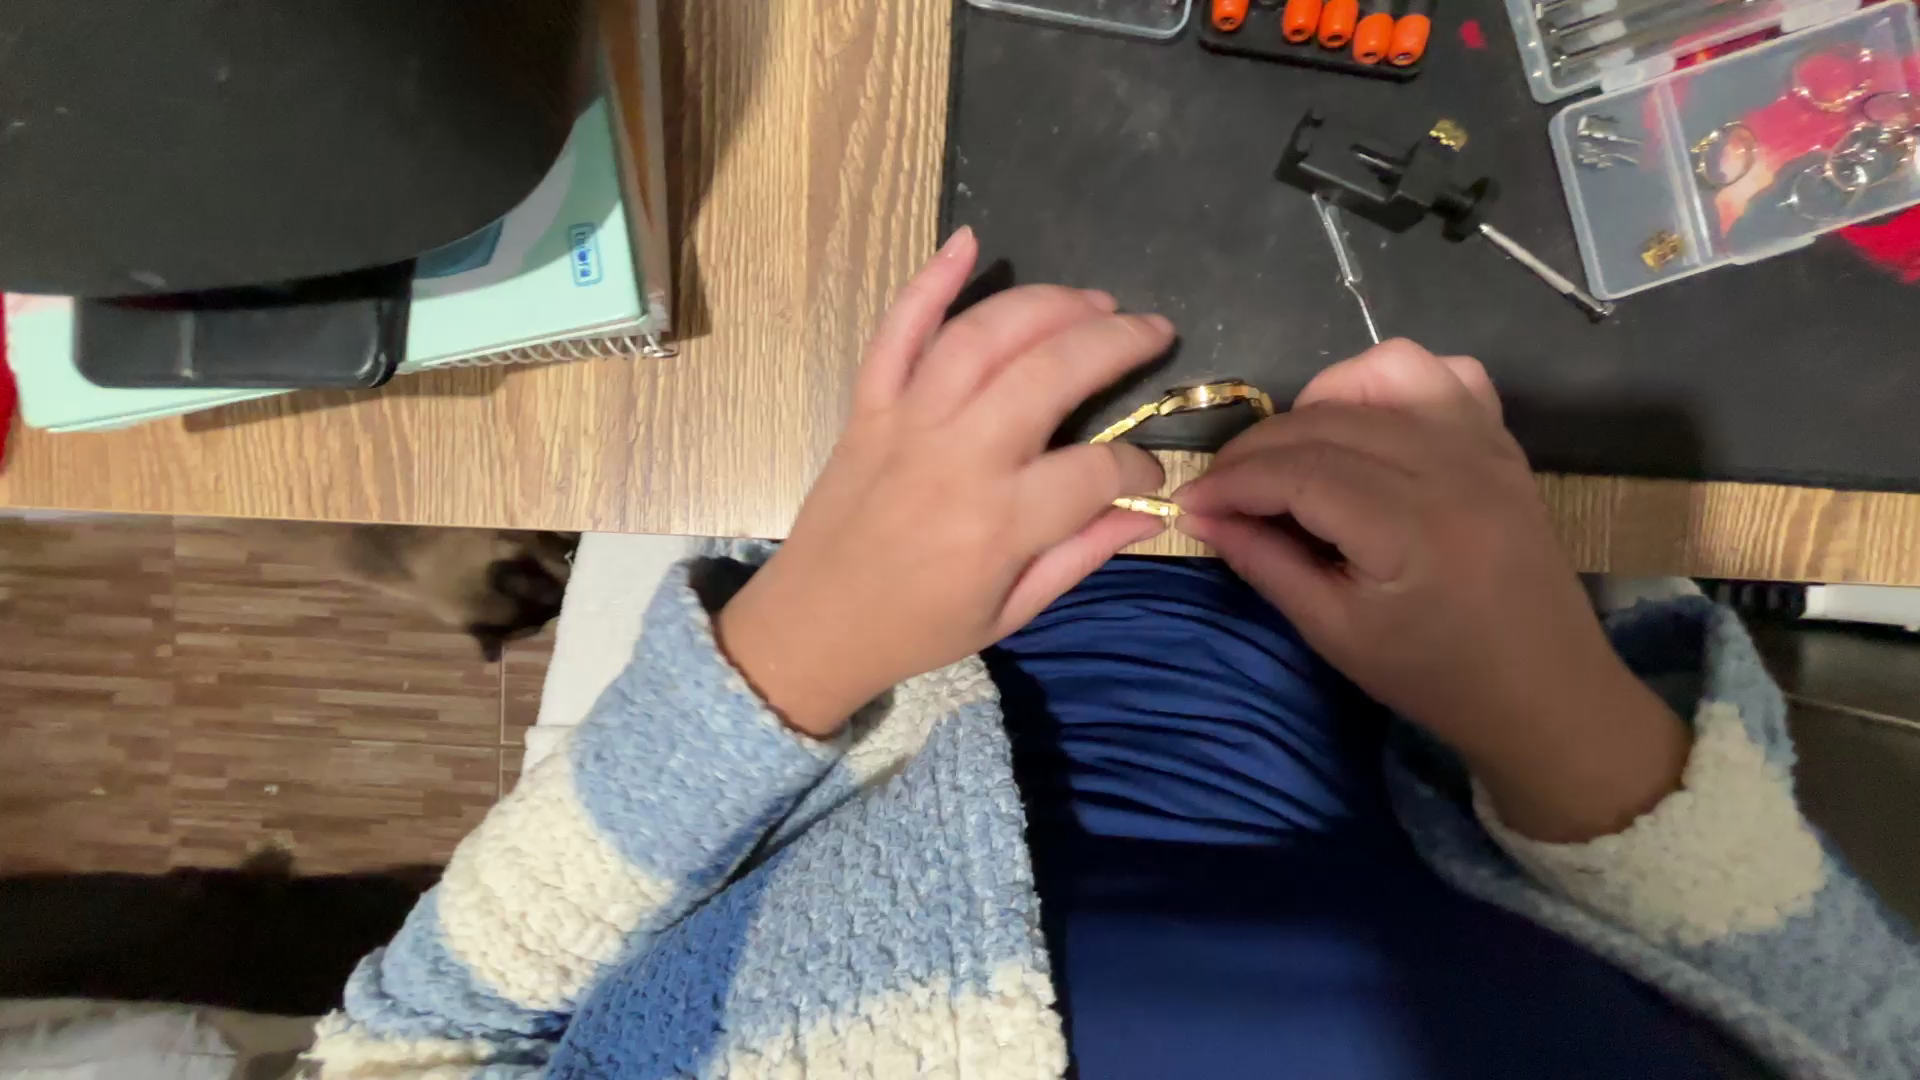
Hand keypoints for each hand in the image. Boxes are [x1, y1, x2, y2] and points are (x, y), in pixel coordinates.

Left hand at [716, 228, 1173, 737]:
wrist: (814, 625)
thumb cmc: (918, 628)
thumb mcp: (1011, 612)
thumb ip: (1081, 556)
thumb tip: (1150, 513)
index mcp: (999, 524)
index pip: (1098, 471)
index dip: (1140, 469)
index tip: (1149, 474)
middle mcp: (958, 458)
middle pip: (1050, 372)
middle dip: (1116, 342)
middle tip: (1153, 330)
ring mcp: (906, 423)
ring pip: (982, 337)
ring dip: (1046, 304)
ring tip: (1093, 301)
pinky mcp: (867, 408)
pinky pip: (895, 333)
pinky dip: (928, 282)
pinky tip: (967, 242)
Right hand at [1174, 341, 1688, 841]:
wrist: (1545, 691)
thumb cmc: (1430, 674)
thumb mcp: (1330, 630)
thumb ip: (1262, 562)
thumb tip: (1199, 516)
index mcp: (1413, 529)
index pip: (1297, 473)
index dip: (1231, 482)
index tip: (1189, 503)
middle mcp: (1453, 468)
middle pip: (1326, 421)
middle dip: (1252, 450)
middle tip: (1219, 490)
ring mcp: (1484, 445)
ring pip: (1380, 374)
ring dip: (1313, 404)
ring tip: (1288, 453)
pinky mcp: (1498, 442)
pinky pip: (1440, 374)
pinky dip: (1385, 385)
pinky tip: (1361, 426)